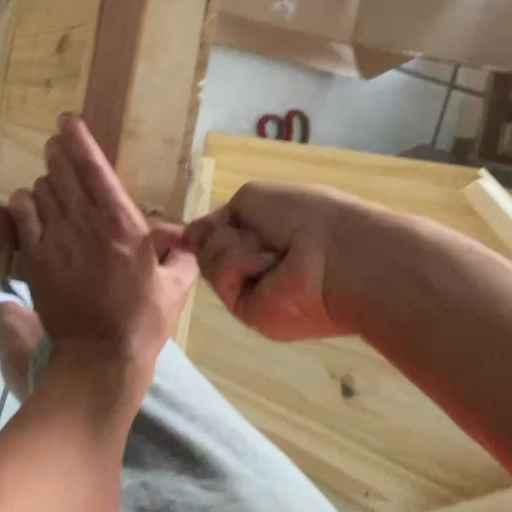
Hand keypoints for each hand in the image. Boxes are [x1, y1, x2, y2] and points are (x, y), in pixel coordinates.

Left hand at [8, 114, 197, 393]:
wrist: (99, 355)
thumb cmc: (142, 321)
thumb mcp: (173, 286)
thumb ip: (177, 253)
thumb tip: (178, 234)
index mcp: (121, 223)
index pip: (93, 166)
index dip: (78, 138)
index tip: (67, 121)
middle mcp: (84, 222)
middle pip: (61, 169)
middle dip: (57, 152)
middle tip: (56, 145)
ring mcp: (55, 237)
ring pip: (41, 188)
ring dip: (46, 182)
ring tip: (51, 185)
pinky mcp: (34, 255)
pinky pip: (21, 212)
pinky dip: (24, 202)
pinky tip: (30, 205)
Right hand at [179, 180, 382, 340]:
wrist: (339, 254)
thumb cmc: (304, 216)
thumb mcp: (251, 199)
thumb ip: (216, 219)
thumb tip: (189, 236)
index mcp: (259, 237)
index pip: (214, 235)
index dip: (195, 233)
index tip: (171, 231)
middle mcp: (254, 263)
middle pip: (206, 247)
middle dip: (221, 234)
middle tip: (255, 234)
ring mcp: (250, 288)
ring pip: (209, 260)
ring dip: (234, 246)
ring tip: (272, 252)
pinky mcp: (247, 311)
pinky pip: (222, 278)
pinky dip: (239, 263)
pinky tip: (267, 266)